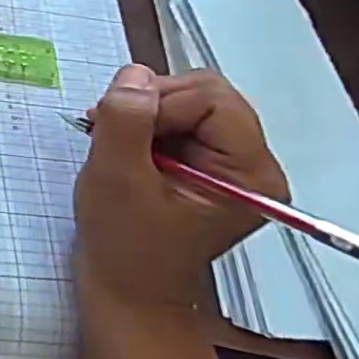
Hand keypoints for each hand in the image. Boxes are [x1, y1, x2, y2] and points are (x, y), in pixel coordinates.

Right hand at [74, 66, 288, 312]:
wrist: (125, 284)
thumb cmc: (124, 239)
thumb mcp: (116, 176)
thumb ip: (126, 121)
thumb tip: (134, 73)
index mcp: (249, 172)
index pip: (211, 99)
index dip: (159, 104)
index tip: (119, 130)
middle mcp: (249, 163)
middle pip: (203, 94)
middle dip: (149, 103)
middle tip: (109, 129)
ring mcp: (226, 163)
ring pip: (185, 101)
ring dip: (139, 112)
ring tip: (111, 140)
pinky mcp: (202, 163)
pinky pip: (175, 117)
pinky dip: (140, 122)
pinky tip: (120, 145)